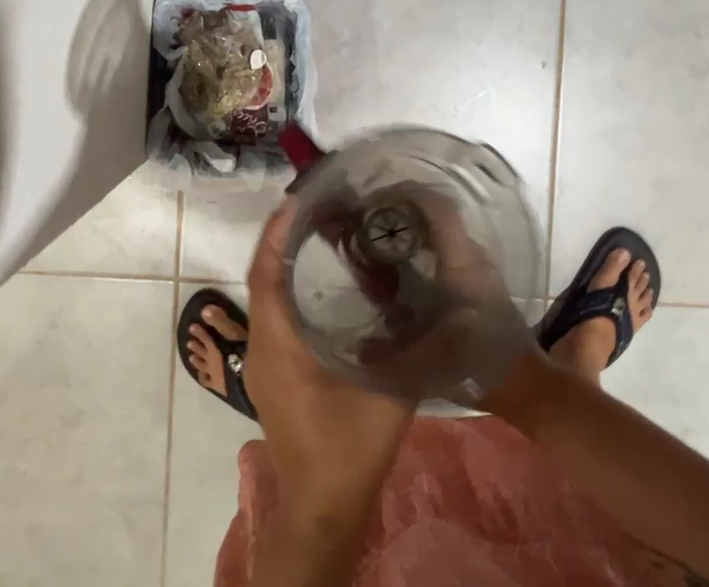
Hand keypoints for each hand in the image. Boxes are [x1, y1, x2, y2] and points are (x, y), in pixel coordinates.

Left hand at [246, 197, 415, 521]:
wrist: (322, 508)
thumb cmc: (348, 451)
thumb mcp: (390, 398)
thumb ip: (417, 350)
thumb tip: (448, 305)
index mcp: (278, 346)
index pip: (265, 275)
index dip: (277, 234)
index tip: (297, 199)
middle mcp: (261, 348)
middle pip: (262, 279)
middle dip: (283, 240)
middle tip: (320, 208)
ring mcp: (262, 362)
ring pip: (266, 298)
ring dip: (284, 264)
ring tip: (322, 233)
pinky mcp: (271, 374)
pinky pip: (273, 316)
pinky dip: (289, 290)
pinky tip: (323, 285)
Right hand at [353, 186, 534, 405]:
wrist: (525, 386)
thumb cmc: (475, 367)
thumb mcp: (422, 365)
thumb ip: (385, 356)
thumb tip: (358, 347)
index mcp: (460, 265)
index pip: (438, 208)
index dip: (407, 193)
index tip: (374, 199)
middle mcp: (472, 259)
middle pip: (436, 216)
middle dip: (400, 214)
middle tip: (368, 227)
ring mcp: (480, 270)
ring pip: (442, 236)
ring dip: (411, 235)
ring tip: (380, 253)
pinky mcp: (481, 284)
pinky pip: (447, 254)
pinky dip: (422, 254)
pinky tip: (402, 279)